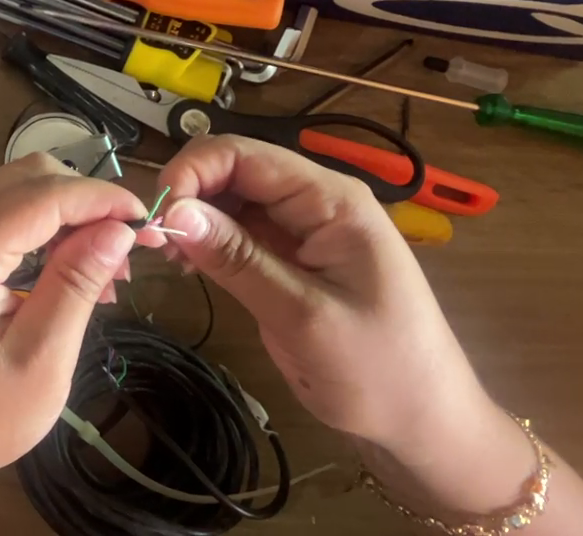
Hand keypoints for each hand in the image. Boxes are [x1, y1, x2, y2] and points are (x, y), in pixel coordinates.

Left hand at [0, 153, 147, 504]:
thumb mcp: (42, 359)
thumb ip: (76, 285)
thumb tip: (120, 229)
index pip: (45, 195)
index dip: (102, 199)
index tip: (150, 223)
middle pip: (32, 175)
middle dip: (88, 200)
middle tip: (131, 249)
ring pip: (20, 182)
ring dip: (69, 208)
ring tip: (107, 266)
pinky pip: (5, 203)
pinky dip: (45, 219)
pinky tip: (73, 263)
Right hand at [151, 135, 536, 517]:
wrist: (426, 428)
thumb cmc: (380, 372)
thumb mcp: (304, 316)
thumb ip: (238, 259)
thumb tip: (173, 211)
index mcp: (330, 200)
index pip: (243, 155)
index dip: (192, 172)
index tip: (158, 216)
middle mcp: (312, 200)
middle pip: (230, 169)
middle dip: (187, 194)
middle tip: (156, 242)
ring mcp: (299, 226)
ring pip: (226, 196)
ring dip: (191, 217)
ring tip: (171, 258)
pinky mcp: (285, 253)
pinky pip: (233, 227)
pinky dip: (203, 239)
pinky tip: (188, 266)